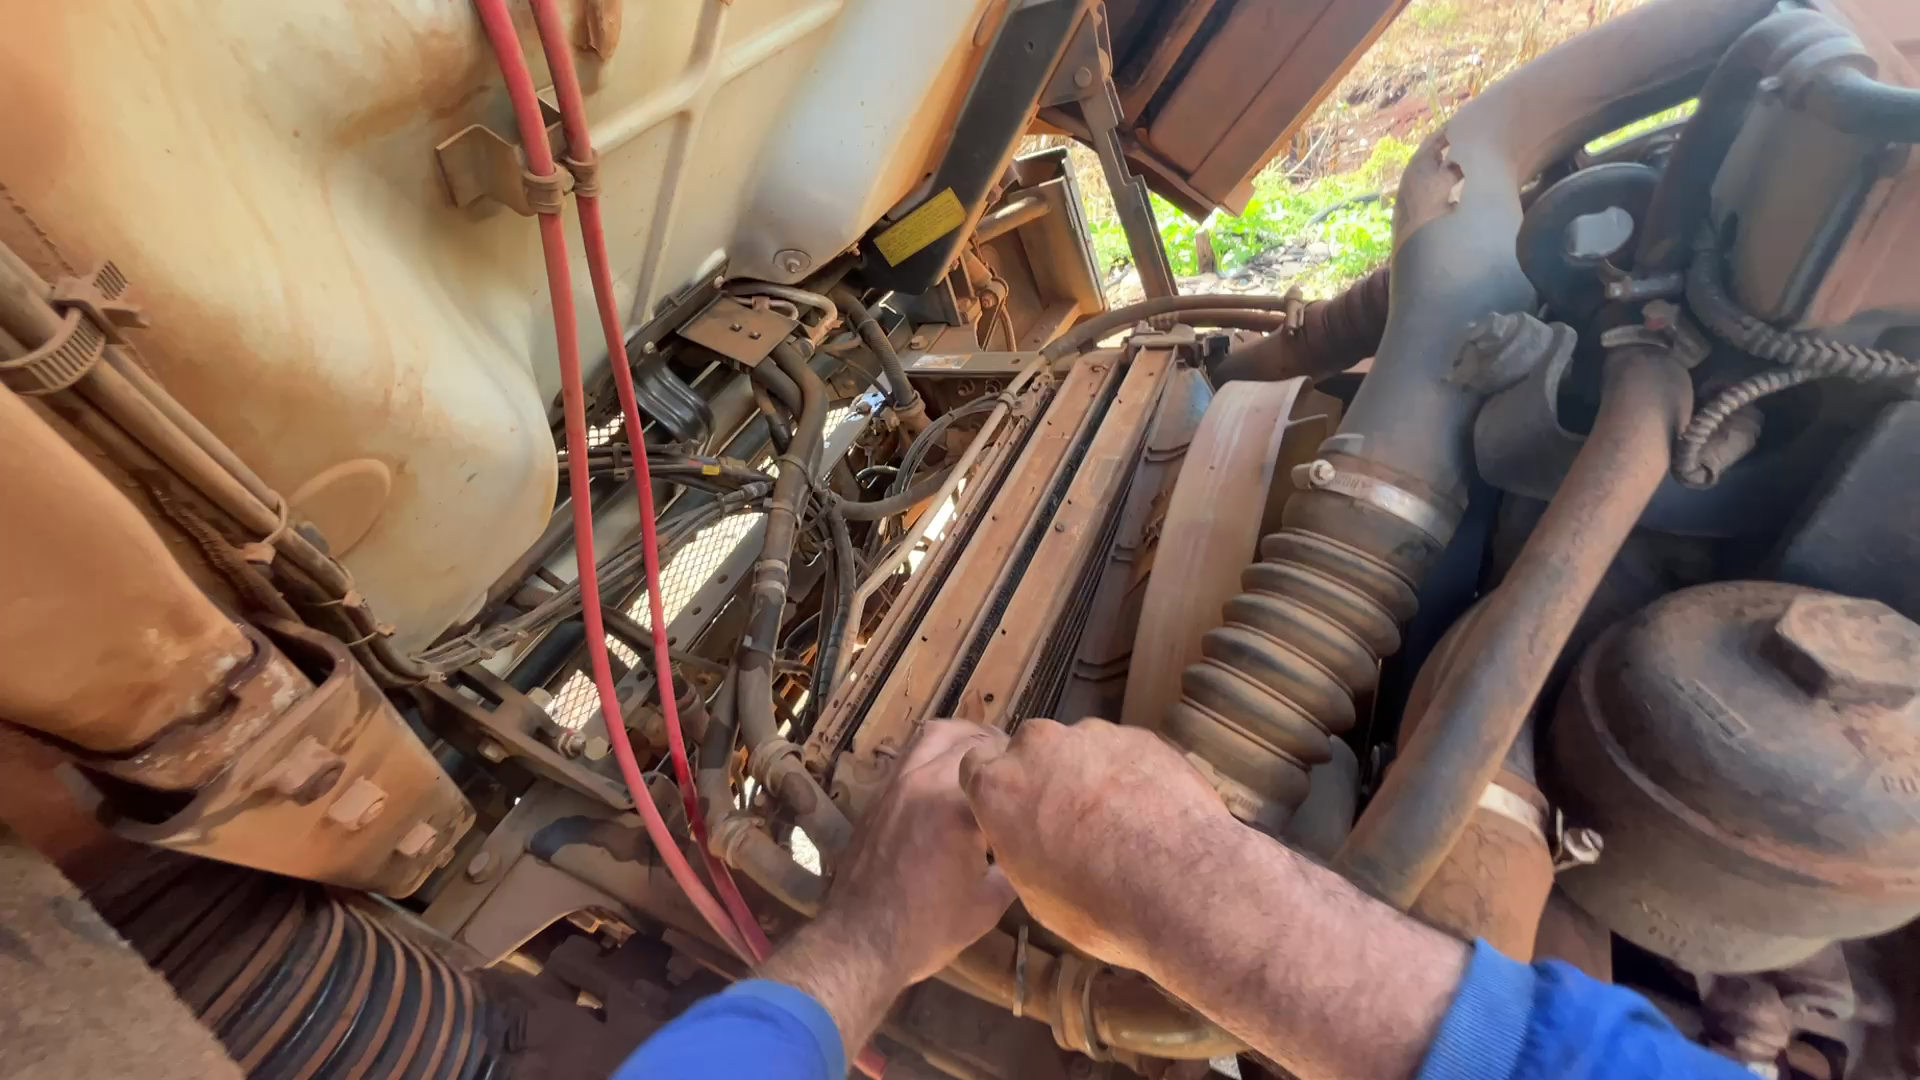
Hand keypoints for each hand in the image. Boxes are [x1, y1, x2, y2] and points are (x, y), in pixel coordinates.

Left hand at [816, 719, 1015, 982]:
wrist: (860, 942)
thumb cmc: (926, 928)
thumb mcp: (986, 905)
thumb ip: (1014, 867)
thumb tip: (1033, 848)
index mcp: (955, 805)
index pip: (997, 766)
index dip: (1020, 771)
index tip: (1035, 781)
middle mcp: (924, 780)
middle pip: (967, 737)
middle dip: (995, 746)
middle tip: (1012, 765)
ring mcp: (897, 782)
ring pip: (933, 733)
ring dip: (962, 736)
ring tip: (981, 755)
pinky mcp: (880, 792)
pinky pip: (911, 752)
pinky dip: (934, 749)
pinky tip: (947, 772)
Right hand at [959, 717, 1236, 972]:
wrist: (1182, 885)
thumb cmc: (1099, 905)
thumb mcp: (1034, 891)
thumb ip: (1020, 842)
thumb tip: (1031, 834)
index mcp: (998, 785)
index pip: (977, 765)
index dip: (997, 787)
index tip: (1014, 809)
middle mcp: (1037, 746)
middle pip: (1030, 749)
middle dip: (1043, 775)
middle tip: (1069, 820)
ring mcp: (1090, 734)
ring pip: (1079, 747)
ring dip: (1089, 773)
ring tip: (1120, 822)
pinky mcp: (1137, 733)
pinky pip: (1122, 750)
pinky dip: (1130, 772)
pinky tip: (1150, 812)